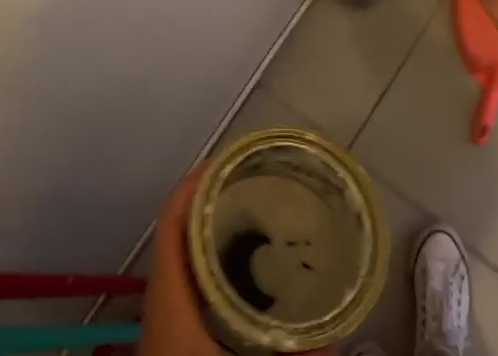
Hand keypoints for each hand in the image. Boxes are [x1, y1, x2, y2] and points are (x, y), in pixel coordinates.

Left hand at [138, 168, 335, 355]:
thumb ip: (296, 355)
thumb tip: (336, 339)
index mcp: (170, 299)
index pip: (172, 224)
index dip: (193, 187)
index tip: (225, 161)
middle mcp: (161, 301)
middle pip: (176, 234)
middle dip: (208, 203)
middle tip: (252, 185)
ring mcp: (163, 319)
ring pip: (180, 260)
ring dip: (208, 233)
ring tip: (251, 216)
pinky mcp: (172, 335)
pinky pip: (186, 284)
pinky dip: (208, 266)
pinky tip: (241, 275)